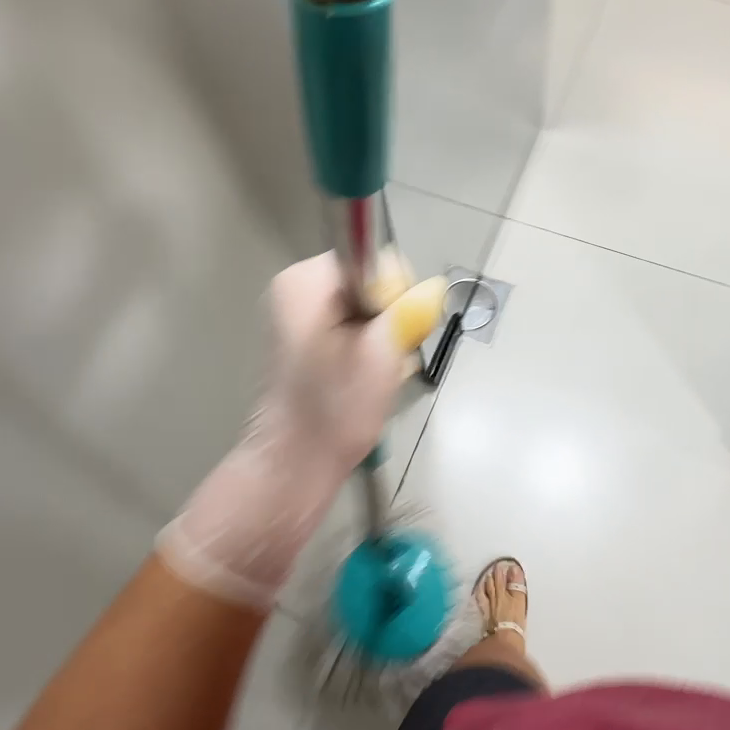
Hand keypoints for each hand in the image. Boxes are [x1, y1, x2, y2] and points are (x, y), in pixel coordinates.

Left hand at [155, 252, 446, 607]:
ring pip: (371, 311)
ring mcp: (300, 316)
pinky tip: (363, 380)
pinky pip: (356, 329)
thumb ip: (409, 311)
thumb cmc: (335, 409)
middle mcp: (297, 289)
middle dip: (390, 321)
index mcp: (305, 280)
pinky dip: (368, 351)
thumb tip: (434, 287)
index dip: (394, 298)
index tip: (384, 337)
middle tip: (382, 362)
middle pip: (375, 285)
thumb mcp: (381, 353)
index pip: (378, 263)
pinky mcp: (307, 341)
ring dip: (382, 341)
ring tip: (372, 376)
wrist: (296, 466)